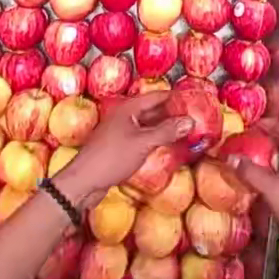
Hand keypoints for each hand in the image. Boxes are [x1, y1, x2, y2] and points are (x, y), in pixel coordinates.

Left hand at [55, 90, 191, 205]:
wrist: (84, 181)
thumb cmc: (112, 157)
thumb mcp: (143, 142)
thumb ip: (167, 131)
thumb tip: (190, 120)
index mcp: (128, 108)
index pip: (156, 96)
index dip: (175, 96)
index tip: (193, 99)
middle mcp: (124, 116)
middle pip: (152, 109)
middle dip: (172, 112)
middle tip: (194, 116)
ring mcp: (121, 131)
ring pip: (147, 124)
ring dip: (164, 127)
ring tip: (186, 130)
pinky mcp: (119, 146)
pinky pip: (142, 137)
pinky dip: (155, 138)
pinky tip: (167, 146)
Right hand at [228, 122, 278, 272]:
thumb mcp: (273, 192)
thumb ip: (252, 173)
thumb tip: (230, 157)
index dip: (272, 124)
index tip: (253, 127)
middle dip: (269, 142)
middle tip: (249, 144)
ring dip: (273, 160)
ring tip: (253, 163)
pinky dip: (278, 174)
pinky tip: (266, 186)